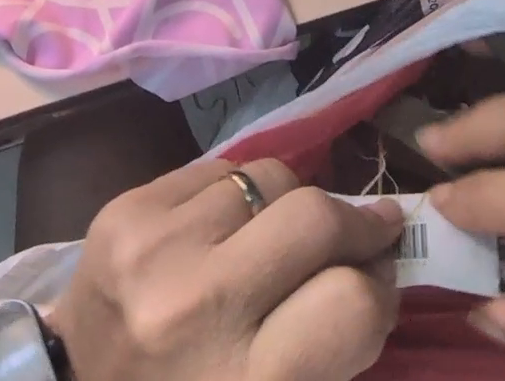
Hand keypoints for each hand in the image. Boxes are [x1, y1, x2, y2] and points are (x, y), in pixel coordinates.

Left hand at [46, 158, 404, 380]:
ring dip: (288, 204)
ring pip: (271, 177)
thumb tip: (379, 254)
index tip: (378, 278)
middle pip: (315, 218)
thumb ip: (332, 337)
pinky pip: (219, 166)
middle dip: (352, 223)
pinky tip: (221, 225)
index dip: (379, 288)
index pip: (353, 303)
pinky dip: (236, 191)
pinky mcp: (125, 207)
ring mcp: (153, 247)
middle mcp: (195, 307)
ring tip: (272, 234)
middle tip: (359, 232)